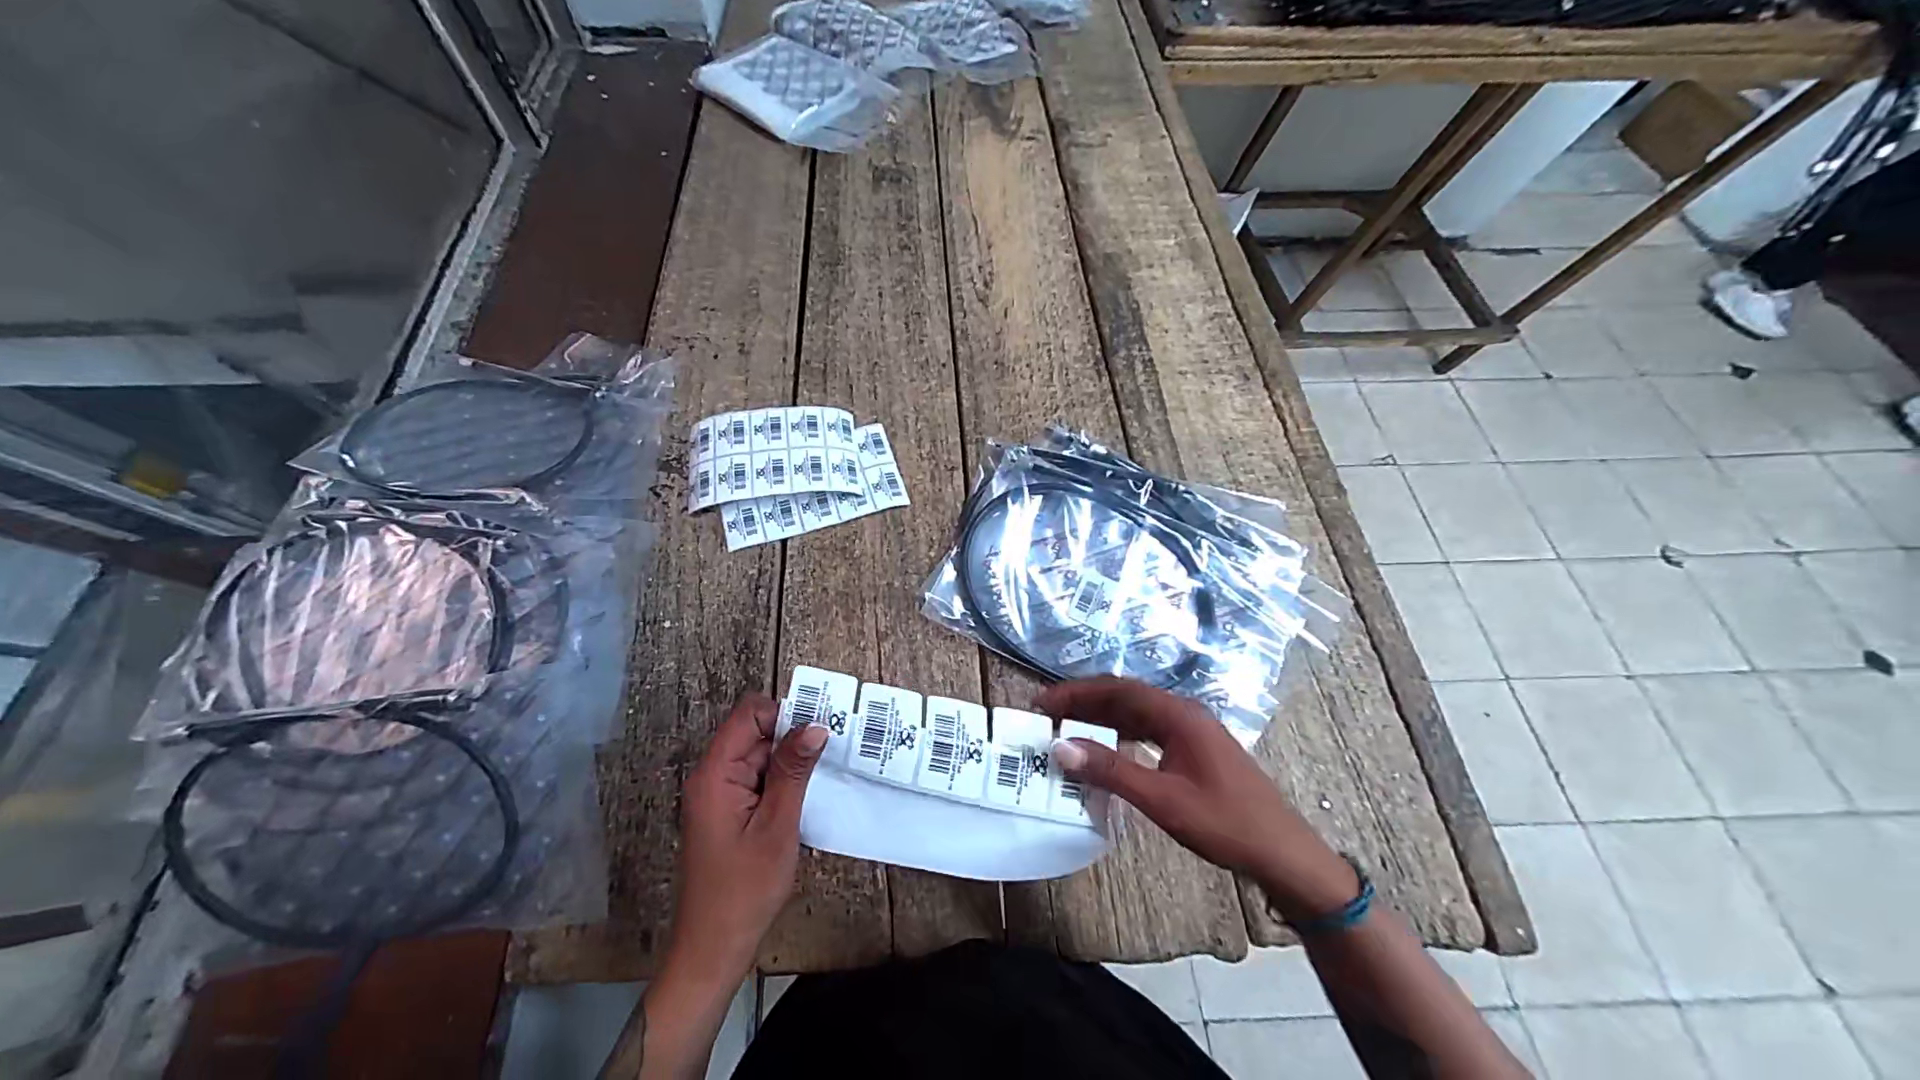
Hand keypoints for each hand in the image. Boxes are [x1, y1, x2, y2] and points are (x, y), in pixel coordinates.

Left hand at [666, 693, 828, 977]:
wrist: (714, 949)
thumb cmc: (744, 890)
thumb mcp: (777, 826)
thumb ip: (793, 771)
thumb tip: (813, 726)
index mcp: (715, 774)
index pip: (749, 715)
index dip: (785, 714)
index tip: (820, 728)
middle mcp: (711, 777)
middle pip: (755, 733)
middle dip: (792, 738)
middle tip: (832, 753)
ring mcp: (718, 796)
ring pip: (760, 756)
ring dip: (790, 762)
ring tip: (824, 775)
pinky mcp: (728, 812)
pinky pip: (757, 780)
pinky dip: (782, 782)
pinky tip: (806, 796)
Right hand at [1037, 677, 1356, 920]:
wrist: (1283, 853)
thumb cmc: (1225, 824)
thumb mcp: (1163, 800)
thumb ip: (1111, 771)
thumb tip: (1062, 747)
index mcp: (1179, 715)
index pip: (1118, 690)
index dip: (1077, 693)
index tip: (1043, 703)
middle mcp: (1185, 714)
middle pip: (1126, 696)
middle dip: (1085, 702)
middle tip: (1048, 716)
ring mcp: (1193, 731)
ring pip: (1137, 713)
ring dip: (1102, 718)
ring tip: (1068, 730)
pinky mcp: (1196, 750)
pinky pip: (1150, 730)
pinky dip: (1121, 734)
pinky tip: (1106, 750)